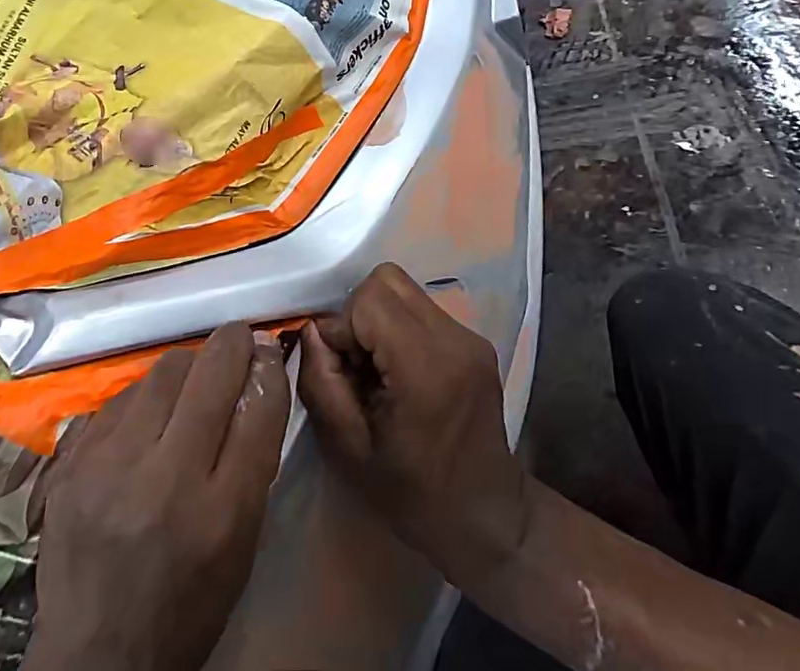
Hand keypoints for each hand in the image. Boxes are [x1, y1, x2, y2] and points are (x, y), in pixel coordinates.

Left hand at [24, 323, 291, 670]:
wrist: (97, 652)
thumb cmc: (188, 602)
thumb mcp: (241, 540)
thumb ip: (252, 457)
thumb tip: (257, 378)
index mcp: (222, 512)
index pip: (257, 406)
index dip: (266, 366)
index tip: (265, 349)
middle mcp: (165, 481)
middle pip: (208, 373)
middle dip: (230, 344)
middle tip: (237, 340)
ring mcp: (109, 467)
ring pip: (161, 372)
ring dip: (187, 366)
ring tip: (193, 381)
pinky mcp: (71, 463)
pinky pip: (119, 398)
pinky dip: (144, 395)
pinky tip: (149, 416)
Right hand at [297, 264, 529, 587]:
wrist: (486, 518)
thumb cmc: (412, 494)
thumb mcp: (348, 447)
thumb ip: (321, 380)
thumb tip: (313, 330)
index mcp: (427, 367)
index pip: (370, 298)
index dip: (343, 327)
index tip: (341, 370)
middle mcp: (455, 339)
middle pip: (388, 281)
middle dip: (358, 314)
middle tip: (357, 364)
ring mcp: (470, 337)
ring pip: (404, 291)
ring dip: (378, 320)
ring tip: (377, 370)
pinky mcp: (475, 341)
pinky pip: (421, 310)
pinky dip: (398, 328)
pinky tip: (399, 372)